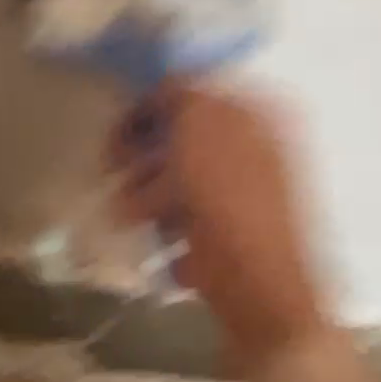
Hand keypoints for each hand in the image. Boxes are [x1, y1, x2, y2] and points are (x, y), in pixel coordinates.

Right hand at [110, 82, 329, 365]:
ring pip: (179, 181)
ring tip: (141, 221)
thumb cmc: (231, 210)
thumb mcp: (202, 134)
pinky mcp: (233, 234)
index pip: (193, 89)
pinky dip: (171, 230)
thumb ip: (182, 95)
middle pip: (182, 138)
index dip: (150, 106)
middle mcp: (258, 148)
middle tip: (119, 176)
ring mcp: (247, 194)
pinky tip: (170, 248)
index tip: (117, 134)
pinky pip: (187, 220)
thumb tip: (165, 84)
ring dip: (150, 198)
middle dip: (145, 159)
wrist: (263, 297)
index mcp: (260, 114)